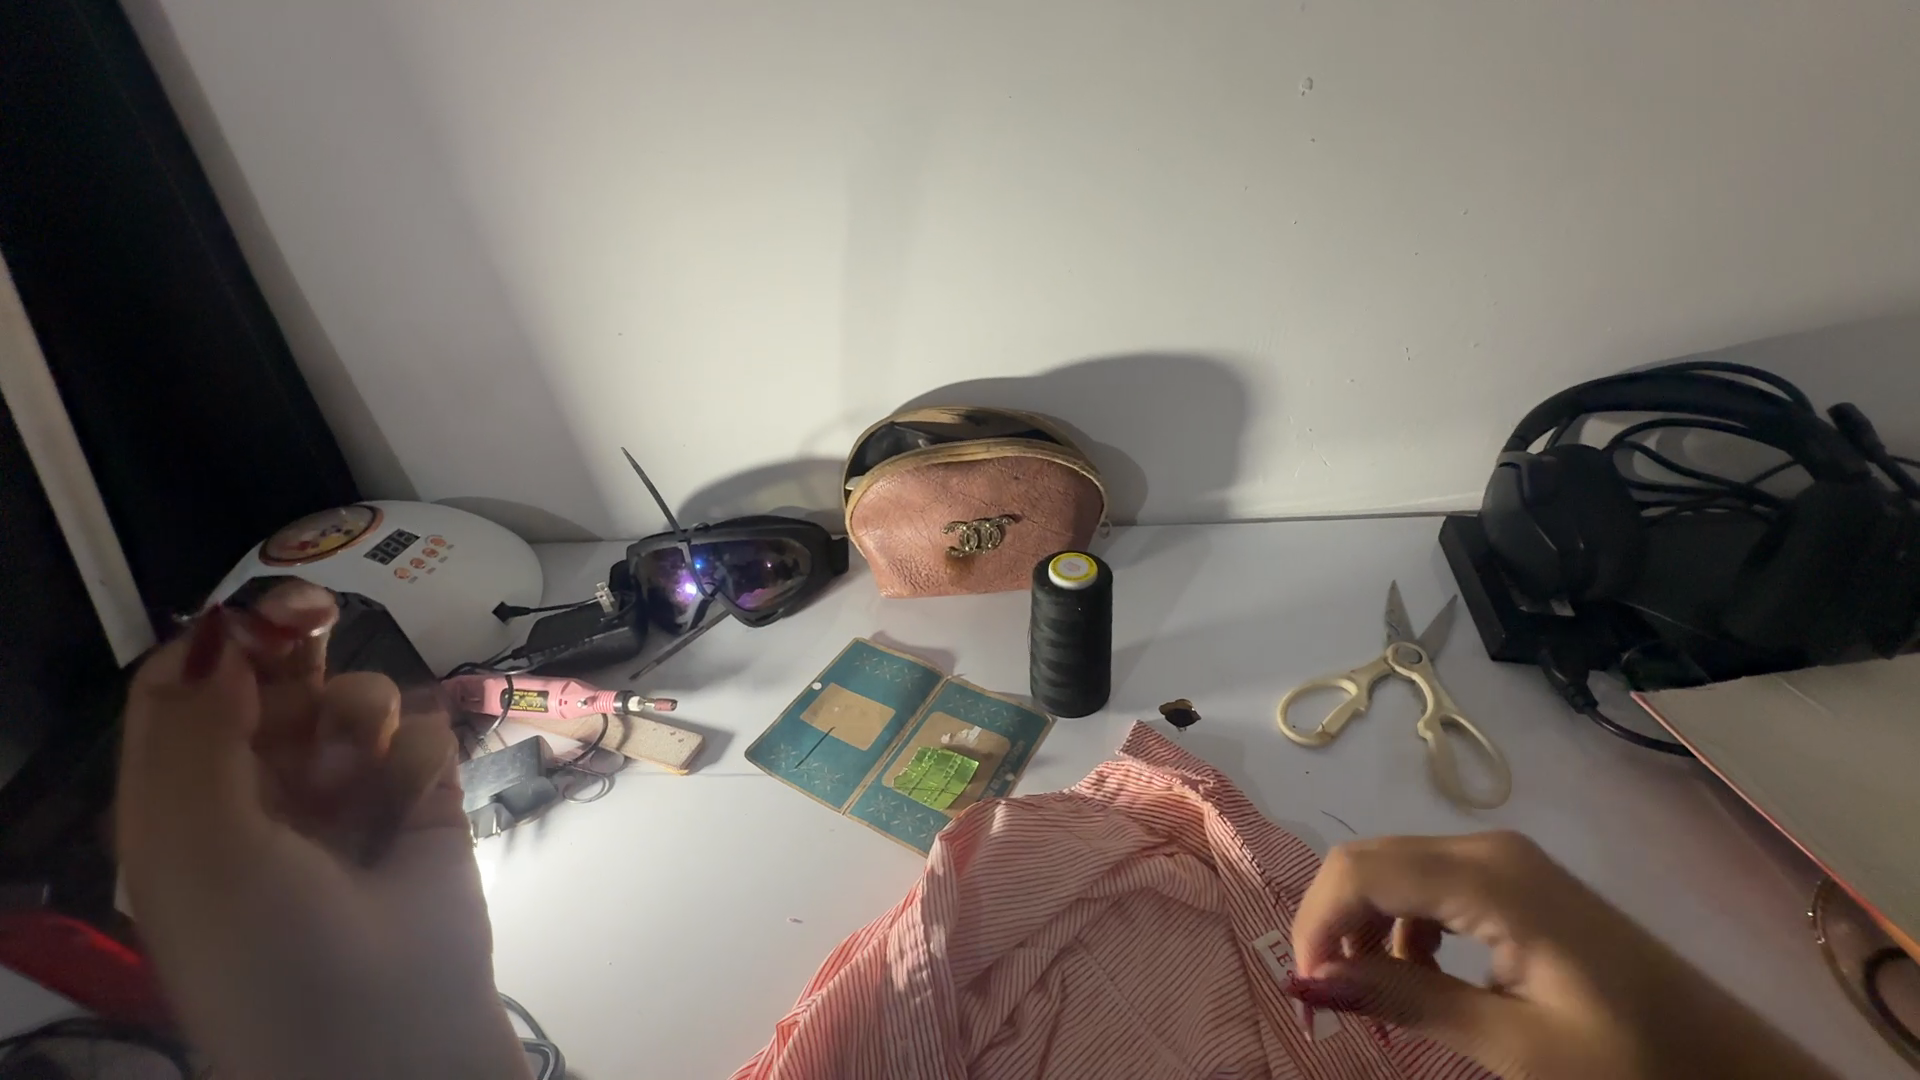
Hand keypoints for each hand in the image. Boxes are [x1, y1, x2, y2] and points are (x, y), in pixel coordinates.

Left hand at [117, 581, 527, 1079]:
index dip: (225, 642)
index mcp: (188, 796)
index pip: (193, 691)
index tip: (272, 611)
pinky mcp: (425, 796)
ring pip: (362, 702)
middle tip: (320, 620)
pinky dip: (418, 759)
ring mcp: (353, 789)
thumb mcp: (195, 848)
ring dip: (361, 722)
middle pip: (283, 683)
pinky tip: (410, 800)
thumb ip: (194, 736)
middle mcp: (268, 783)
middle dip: (301, 656)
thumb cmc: (264, 942)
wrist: (388, 1019)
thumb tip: (220, 634)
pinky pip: (425, 738)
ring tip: (359, 776)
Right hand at [1289, 831, 1836, 1079]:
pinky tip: (1412, 971)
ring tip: (1363, 991)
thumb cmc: (1638, 1064)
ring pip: (1390, 870)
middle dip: (1332, 922)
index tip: (1307, 990)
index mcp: (1489, 876)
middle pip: (1369, 862)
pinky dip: (1398, 924)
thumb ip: (1407, 1000)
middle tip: (1324, 994)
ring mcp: (1500, 858)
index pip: (1361, 871)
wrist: (1745, 1074)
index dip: (1317, 922)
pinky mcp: (1510, 879)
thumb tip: (1309, 981)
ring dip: (1362, 924)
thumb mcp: (1518, 1048)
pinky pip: (1424, 883)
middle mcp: (1484, 848)